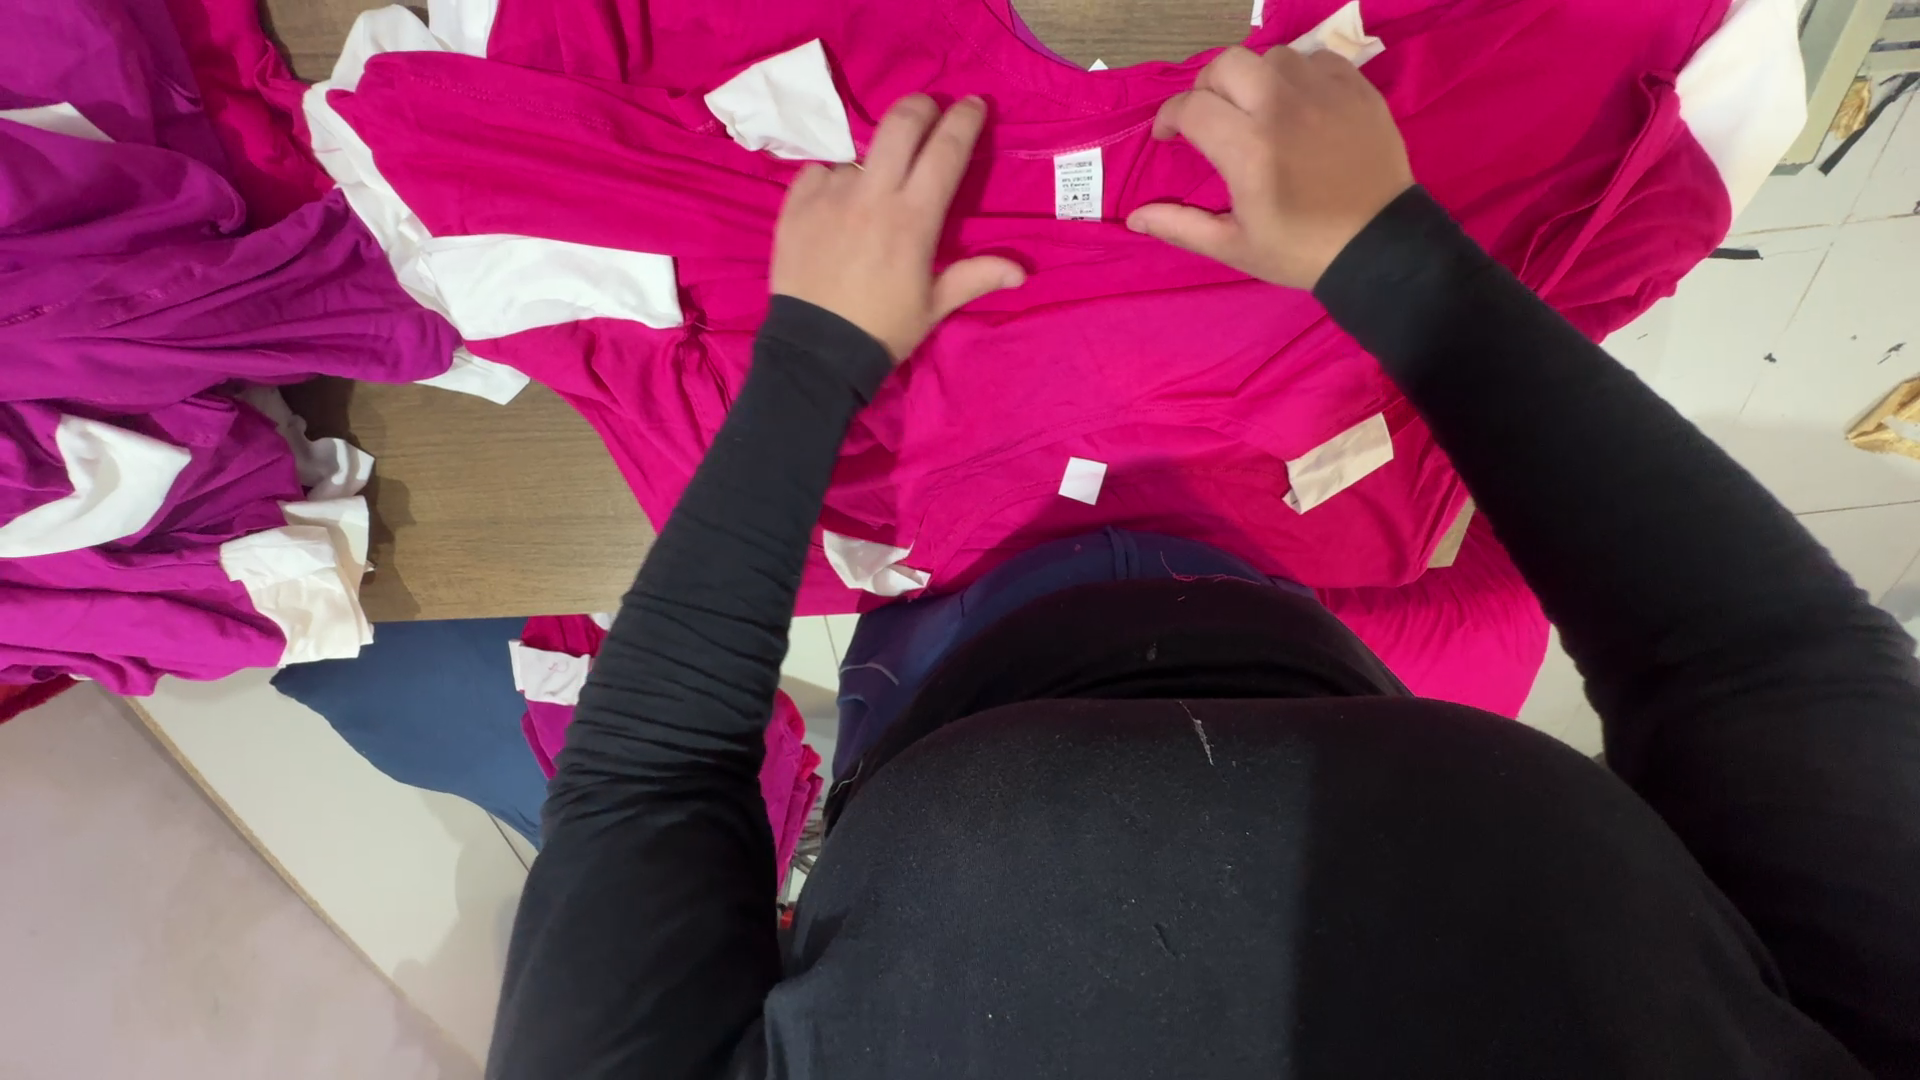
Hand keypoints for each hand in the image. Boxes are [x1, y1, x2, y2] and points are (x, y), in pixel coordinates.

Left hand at [770, 94, 1024, 361]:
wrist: (817, 353)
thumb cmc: (883, 331)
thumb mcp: (934, 307)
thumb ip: (975, 278)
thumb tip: (1021, 271)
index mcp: (914, 219)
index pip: (946, 150)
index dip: (964, 120)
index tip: (973, 105)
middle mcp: (873, 195)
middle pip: (901, 123)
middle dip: (921, 108)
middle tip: (929, 114)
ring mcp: (830, 195)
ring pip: (859, 152)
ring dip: (875, 161)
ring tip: (875, 190)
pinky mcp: (796, 204)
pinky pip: (821, 173)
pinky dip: (835, 182)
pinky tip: (837, 208)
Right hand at [1125, 45, 1412, 289]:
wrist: (1376, 245)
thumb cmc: (1298, 251)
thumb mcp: (1232, 246)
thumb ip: (1180, 225)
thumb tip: (1135, 217)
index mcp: (1248, 149)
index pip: (1192, 107)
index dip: (1169, 118)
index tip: (1167, 137)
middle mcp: (1282, 107)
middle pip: (1226, 64)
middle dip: (1205, 89)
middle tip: (1206, 119)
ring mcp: (1323, 92)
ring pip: (1270, 58)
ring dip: (1249, 80)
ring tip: (1250, 112)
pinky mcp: (1355, 87)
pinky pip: (1313, 60)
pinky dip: (1292, 77)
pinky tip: (1292, 108)